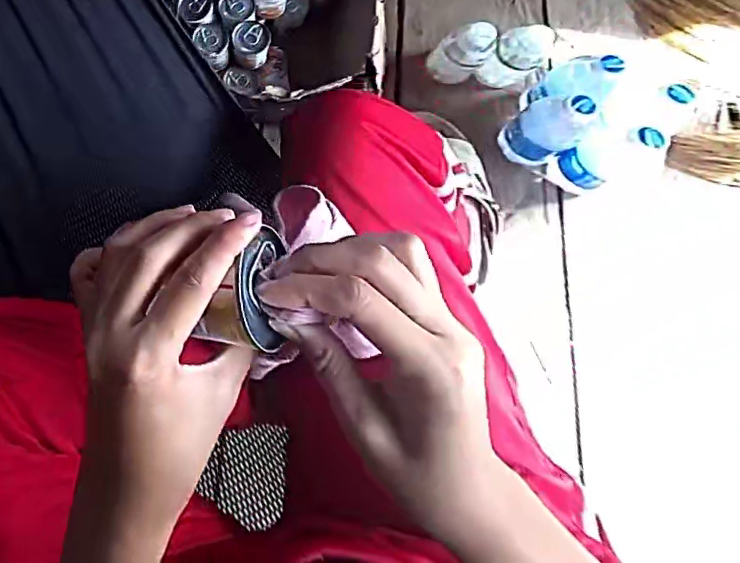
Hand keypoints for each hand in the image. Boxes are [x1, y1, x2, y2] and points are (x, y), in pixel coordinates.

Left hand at [61, 204, 261, 562]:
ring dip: (155, 226)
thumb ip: (237, 340)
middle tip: (225, 215)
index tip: (249, 222)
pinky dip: (111, 247)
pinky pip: (88, 270)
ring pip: (117, 252)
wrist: (123, 486)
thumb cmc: (177, 453)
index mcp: (148, 354)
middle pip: (151, 255)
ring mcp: (91, 323)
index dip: (223, 244)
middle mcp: (111, 330)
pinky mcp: (83, 323)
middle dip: (192, 226)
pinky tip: (137, 239)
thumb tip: (257, 295)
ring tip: (190, 213)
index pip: (190, 280)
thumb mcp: (219, 397)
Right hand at [257, 233, 592, 562]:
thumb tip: (285, 314)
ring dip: (344, 249)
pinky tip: (340, 274)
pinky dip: (366, 253)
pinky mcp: (445, 311)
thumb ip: (325, 361)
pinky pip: (407, 259)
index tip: (268, 293)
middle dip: (318, 260)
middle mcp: (449, 330)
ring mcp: (452, 316)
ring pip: (397, 248)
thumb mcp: (361, 426)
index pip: (359, 298)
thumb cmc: (416, 472)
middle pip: (378, 261)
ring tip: (309, 272)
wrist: (471, 492)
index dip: (305, 287)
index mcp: (431, 366)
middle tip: (281, 276)